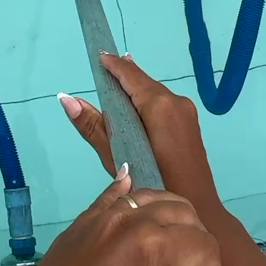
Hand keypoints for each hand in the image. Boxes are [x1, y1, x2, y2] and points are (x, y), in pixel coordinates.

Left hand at [0, 167, 223, 265]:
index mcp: (154, 250)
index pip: (205, 246)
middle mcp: (132, 221)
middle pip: (184, 212)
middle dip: (196, 242)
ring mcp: (105, 215)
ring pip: (152, 196)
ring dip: (170, 216)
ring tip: (172, 245)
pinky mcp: (84, 219)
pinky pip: (114, 193)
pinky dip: (129, 192)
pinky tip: (134, 191)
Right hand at [60, 52, 223, 213]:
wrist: (198, 210)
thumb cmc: (153, 184)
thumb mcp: (116, 156)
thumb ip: (92, 126)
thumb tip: (66, 99)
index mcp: (159, 105)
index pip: (131, 74)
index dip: (112, 64)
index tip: (97, 55)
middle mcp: (175, 102)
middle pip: (143, 82)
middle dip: (122, 76)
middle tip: (101, 68)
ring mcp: (186, 112)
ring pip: (153, 92)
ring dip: (134, 89)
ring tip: (113, 85)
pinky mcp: (189, 124)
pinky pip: (163, 103)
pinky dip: (145, 100)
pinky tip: (135, 106)